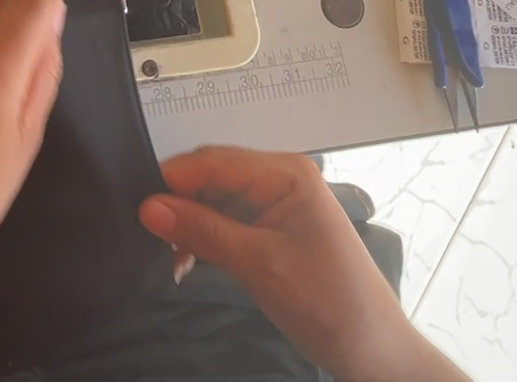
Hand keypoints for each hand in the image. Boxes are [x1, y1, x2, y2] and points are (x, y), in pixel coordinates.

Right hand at [139, 146, 468, 381]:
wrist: (379, 356)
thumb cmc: (328, 303)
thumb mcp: (258, 265)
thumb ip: (201, 231)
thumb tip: (147, 207)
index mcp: (284, 173)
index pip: (214, 161)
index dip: (173, 179)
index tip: (137, 205)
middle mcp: (279, 178)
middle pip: (212, 178)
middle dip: (180, 203)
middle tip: (148, 235)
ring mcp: (276, 204)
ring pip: (215, 200)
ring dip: (190, 225)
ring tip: (169, 257)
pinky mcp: (273, 229)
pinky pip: (227, 221)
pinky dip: (206, 239)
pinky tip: (187, 262)